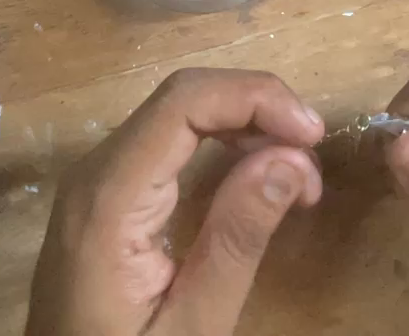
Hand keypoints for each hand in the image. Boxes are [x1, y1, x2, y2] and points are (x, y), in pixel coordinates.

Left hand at [26, 69, 325, 335]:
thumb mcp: (190, 328)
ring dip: (243, 121)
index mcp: (107, 197)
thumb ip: (236, 240)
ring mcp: (98, 174)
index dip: (254, 97)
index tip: (312, 133)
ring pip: (178, 109)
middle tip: (312, 154)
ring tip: (297, 168)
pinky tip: (255, 168)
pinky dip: (220, 139)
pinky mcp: (108, 188)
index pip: (183, 102)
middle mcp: (96, 168)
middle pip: (182, 96)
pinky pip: (169, 137)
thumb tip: (292, 158)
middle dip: (256, 107)